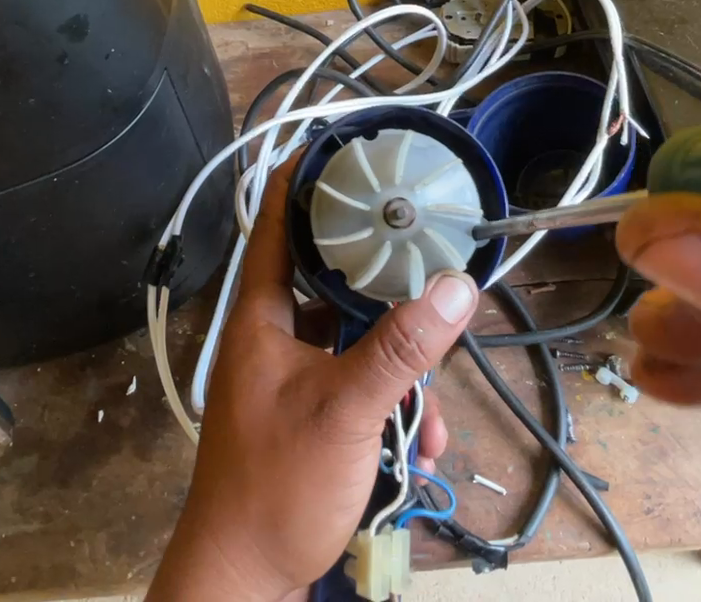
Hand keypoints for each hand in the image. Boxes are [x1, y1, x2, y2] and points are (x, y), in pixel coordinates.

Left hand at [149, 164, 479, 600]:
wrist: (245, 580)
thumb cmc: (277, 486)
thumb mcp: (346, 410)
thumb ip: (400, 348)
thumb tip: (456, 285)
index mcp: (260, 317)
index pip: (276, 226)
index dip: (299, 180)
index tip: (336, 143)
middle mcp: (273, 335)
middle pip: (328, 277)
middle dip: (380, 276)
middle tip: (422, 248)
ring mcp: (291, 375)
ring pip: (353, 337)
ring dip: (398, 361)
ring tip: (430, 393)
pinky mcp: (310, 411)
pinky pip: (358, 384)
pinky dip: (391, 403)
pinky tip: (422, 440)